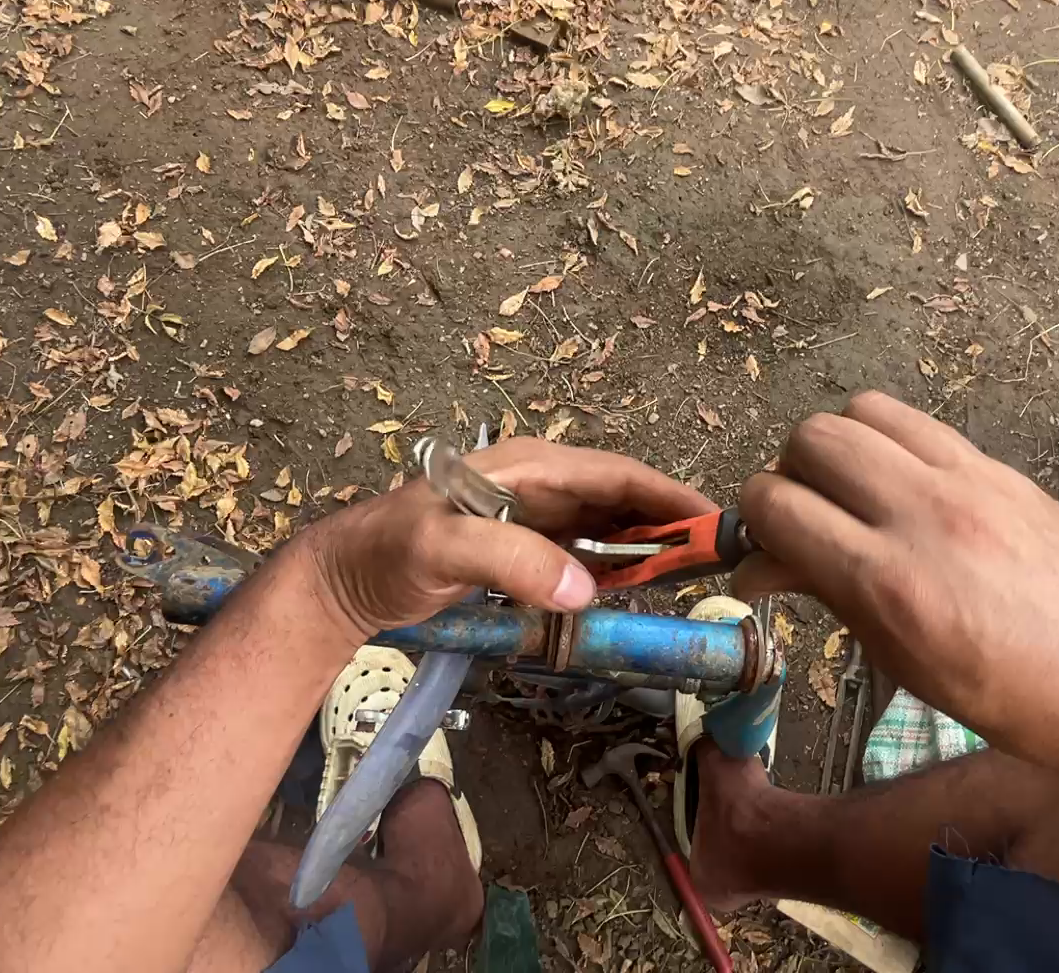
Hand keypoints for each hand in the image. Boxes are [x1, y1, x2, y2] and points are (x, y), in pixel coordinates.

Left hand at [275, 437, 716, 642]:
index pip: (615, 474)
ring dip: (642, 548)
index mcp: (530, 467)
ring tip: (680, 578)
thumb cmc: (390, 551)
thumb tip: (587, 590)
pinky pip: (582, 552)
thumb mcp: (442, 550)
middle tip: (707, 562)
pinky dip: (610, 568)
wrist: (344, 580)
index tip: (713, 521)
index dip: (667, 494)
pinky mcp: (523, 545)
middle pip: (618, 499)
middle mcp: (539, 484)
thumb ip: (512, 562)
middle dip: (664, 524)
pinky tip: (626, 589)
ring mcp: (532, 515)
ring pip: (605, 526)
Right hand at [733, 392, 1058, 782]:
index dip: (749, 525)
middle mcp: (924, 513)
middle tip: (805, 519)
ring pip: (860, 410)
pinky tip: (901, 485)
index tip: (761, 556)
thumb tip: (762, 563)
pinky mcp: (999, 466)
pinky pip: (916, 422)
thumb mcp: (899, 660)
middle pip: (810, 439)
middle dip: (786, 475)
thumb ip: (825, 592)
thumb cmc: (1004, 699)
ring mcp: (968, 479)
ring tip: (851, 492)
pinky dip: (886, 442)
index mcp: (889, 581)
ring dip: (835, 447)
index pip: (776, 505)